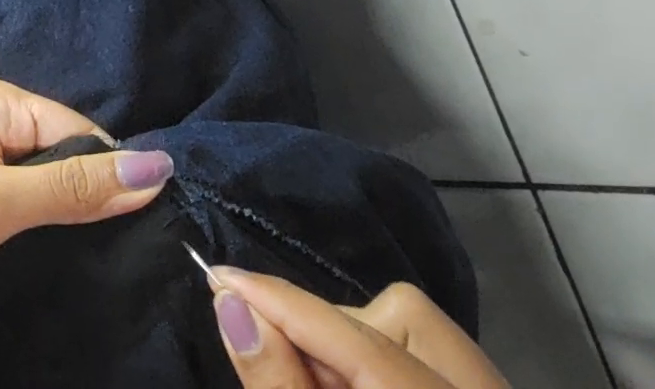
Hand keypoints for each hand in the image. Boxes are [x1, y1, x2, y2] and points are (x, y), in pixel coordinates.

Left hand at [0, 75, 174, 321]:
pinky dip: (42, 238)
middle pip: (66, 160)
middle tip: (136, 253)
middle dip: (93, 201)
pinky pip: (22, 216)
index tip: (154, 225)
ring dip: (69, 224)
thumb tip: (157, 168)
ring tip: (111, 264)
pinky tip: (70, 266)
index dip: (115, 175)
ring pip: (46, 193)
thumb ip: (70, 189)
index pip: (80, 132)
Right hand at [210, 270, 510, 388]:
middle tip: (278, 363)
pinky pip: (436, 354)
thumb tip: (230, 304)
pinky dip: (384, 364)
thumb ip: (280, 386)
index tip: (217, 277)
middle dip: (328, 330)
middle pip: (401, 316)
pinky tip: (355, 388)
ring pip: (421, 328)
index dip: (283, 301)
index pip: (359, 336)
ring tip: (324, 384)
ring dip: (356, 344)